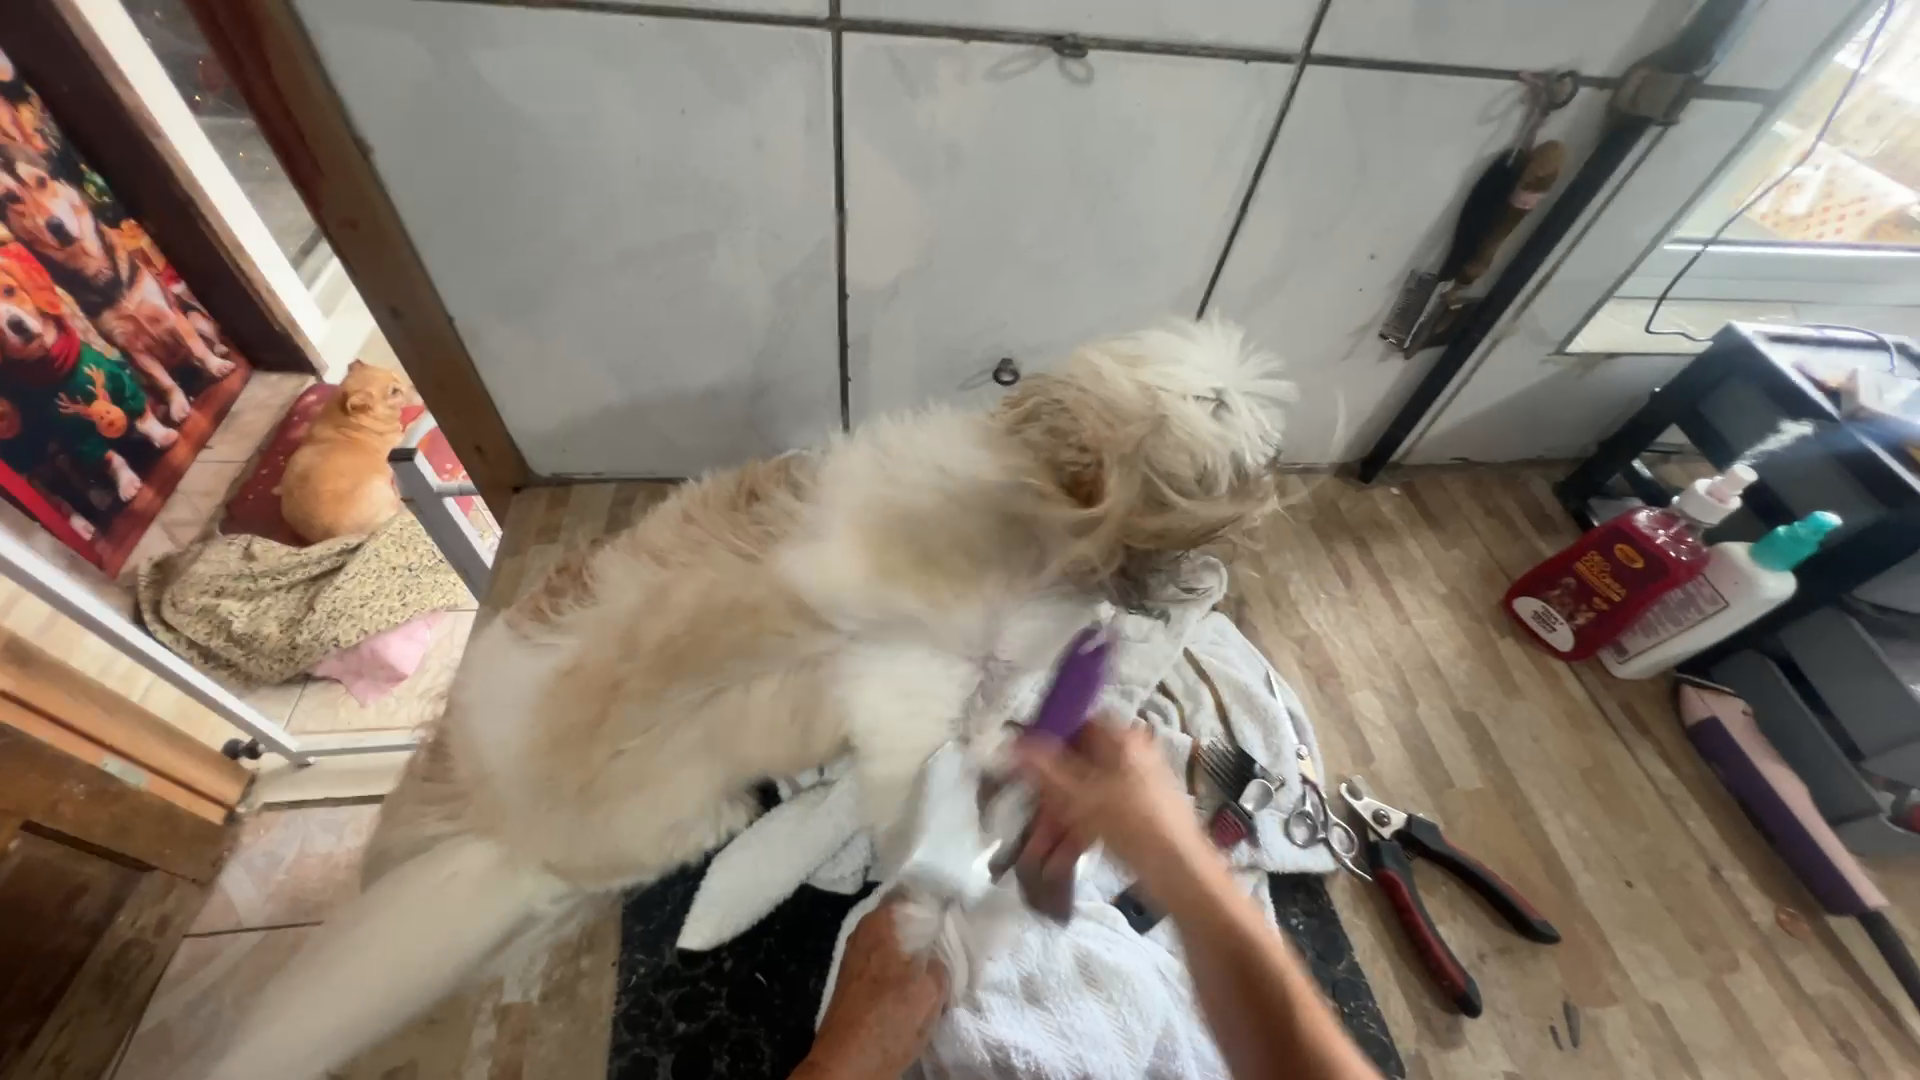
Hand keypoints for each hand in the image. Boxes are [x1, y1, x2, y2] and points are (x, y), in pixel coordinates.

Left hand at [795, 895, 946, 1079]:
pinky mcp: (855, 983)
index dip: (934, 895)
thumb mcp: (930, 991)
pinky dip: (903, 966)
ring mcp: (856, 958)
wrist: (845, 1068)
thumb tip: (942, 954)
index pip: (909, 891)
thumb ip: (943, 963)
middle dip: (927, 924)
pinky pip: (886, 962)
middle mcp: (863, 932)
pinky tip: (918, 980)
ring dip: (915, 949)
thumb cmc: (887, 1020)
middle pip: (902, 917)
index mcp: (879, 922)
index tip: (956, 902)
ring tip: (941, 958)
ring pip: (894, 941)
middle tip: (953, 932)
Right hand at [1014, 717, 1217, 904]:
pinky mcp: (1138, 816)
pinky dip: (1078, 831)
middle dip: (1048, 791)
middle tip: (1027, 810)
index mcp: (1122, 739)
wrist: (1183, 875)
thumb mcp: (1080, 795)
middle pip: (1078, 763)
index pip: (1079, 722)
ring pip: (1086, 794)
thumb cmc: (1132, 824)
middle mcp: (1131, 756)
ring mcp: (1136, 787)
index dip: (1049, 736)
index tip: (1023, 759)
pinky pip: (1099, 815)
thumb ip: (1042, 768)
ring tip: (1035, 846)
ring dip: (1058, 819)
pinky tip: (1056, 858)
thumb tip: (1009, 743)